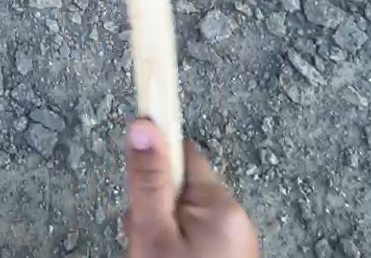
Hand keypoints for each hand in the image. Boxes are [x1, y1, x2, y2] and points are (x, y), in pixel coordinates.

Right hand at [125, 119, 258, 257]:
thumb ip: (148, 180)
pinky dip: (177, 241)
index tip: (135, 180)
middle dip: (155, 202)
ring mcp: (235, 238)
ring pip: (184, 210)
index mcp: (221, 203)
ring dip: (163, 224)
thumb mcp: (154, 232)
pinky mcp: (230, 254)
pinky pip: (196, 232)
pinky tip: (166, 257)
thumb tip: (143, 124)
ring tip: (154, 252)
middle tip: (144, 234)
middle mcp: (235, 215)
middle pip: (179, 183)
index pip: (180, 152)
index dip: (153, 164)